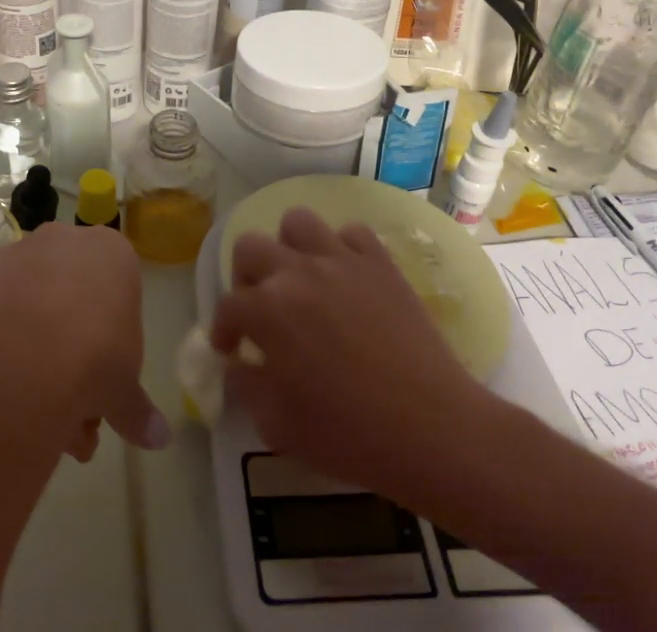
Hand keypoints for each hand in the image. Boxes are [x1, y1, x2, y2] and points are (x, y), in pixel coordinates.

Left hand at [0, 223, 171, 461]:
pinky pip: (2, 321)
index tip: (108, 386)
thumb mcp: (124, 388)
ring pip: (37, 315)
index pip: (121, 293)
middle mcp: (65, 242)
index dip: (115, 348)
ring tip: (45, 425)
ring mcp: (17, 259)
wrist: (18, 356)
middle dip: (78, 363)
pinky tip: (12, 402)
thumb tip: (159, 438)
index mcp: (112, 252)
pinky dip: (8, 357)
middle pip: (76, 305)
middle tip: (78, 415)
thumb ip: (137, 409)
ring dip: (42, 366)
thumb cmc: (96, 355)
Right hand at [211, 207, 495, 497]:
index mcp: (266, 309)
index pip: (228, 306)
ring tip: (299, 282)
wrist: (432, 428)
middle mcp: (298, 272)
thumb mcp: (276, 425)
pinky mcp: (383, 265)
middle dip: (245, 278)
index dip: (223, 330)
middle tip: (259, 311)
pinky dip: (341, 249)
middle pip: (250, 247)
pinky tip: (344, 279)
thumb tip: (240, 365)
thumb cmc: (348, 434)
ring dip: (288, 249)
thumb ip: (247, 386)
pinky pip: (352, 233)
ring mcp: (343, 262)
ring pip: (298, 223)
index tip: (230, 351)